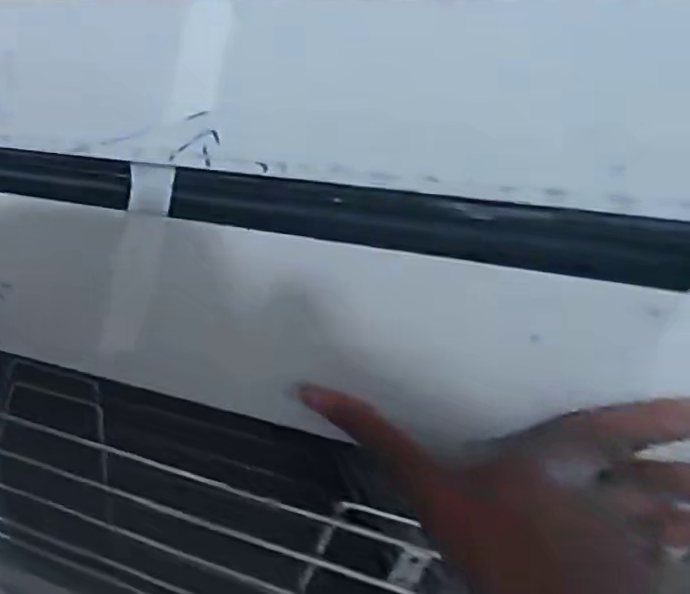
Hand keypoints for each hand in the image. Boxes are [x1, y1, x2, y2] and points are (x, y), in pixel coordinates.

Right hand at [301, 385, 689, 593]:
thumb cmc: (491, 545)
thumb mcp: (424, 487)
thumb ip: (377, 436)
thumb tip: (310, 388)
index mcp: (551, 467)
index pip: (602, 434)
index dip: (650, 419)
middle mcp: (602, 499)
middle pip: (659, 481)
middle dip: (686, 466)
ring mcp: (630, 544)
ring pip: (676, 519)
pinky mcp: (641, 579)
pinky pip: (670, 554)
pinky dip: (678, 543)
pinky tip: (674, 546)